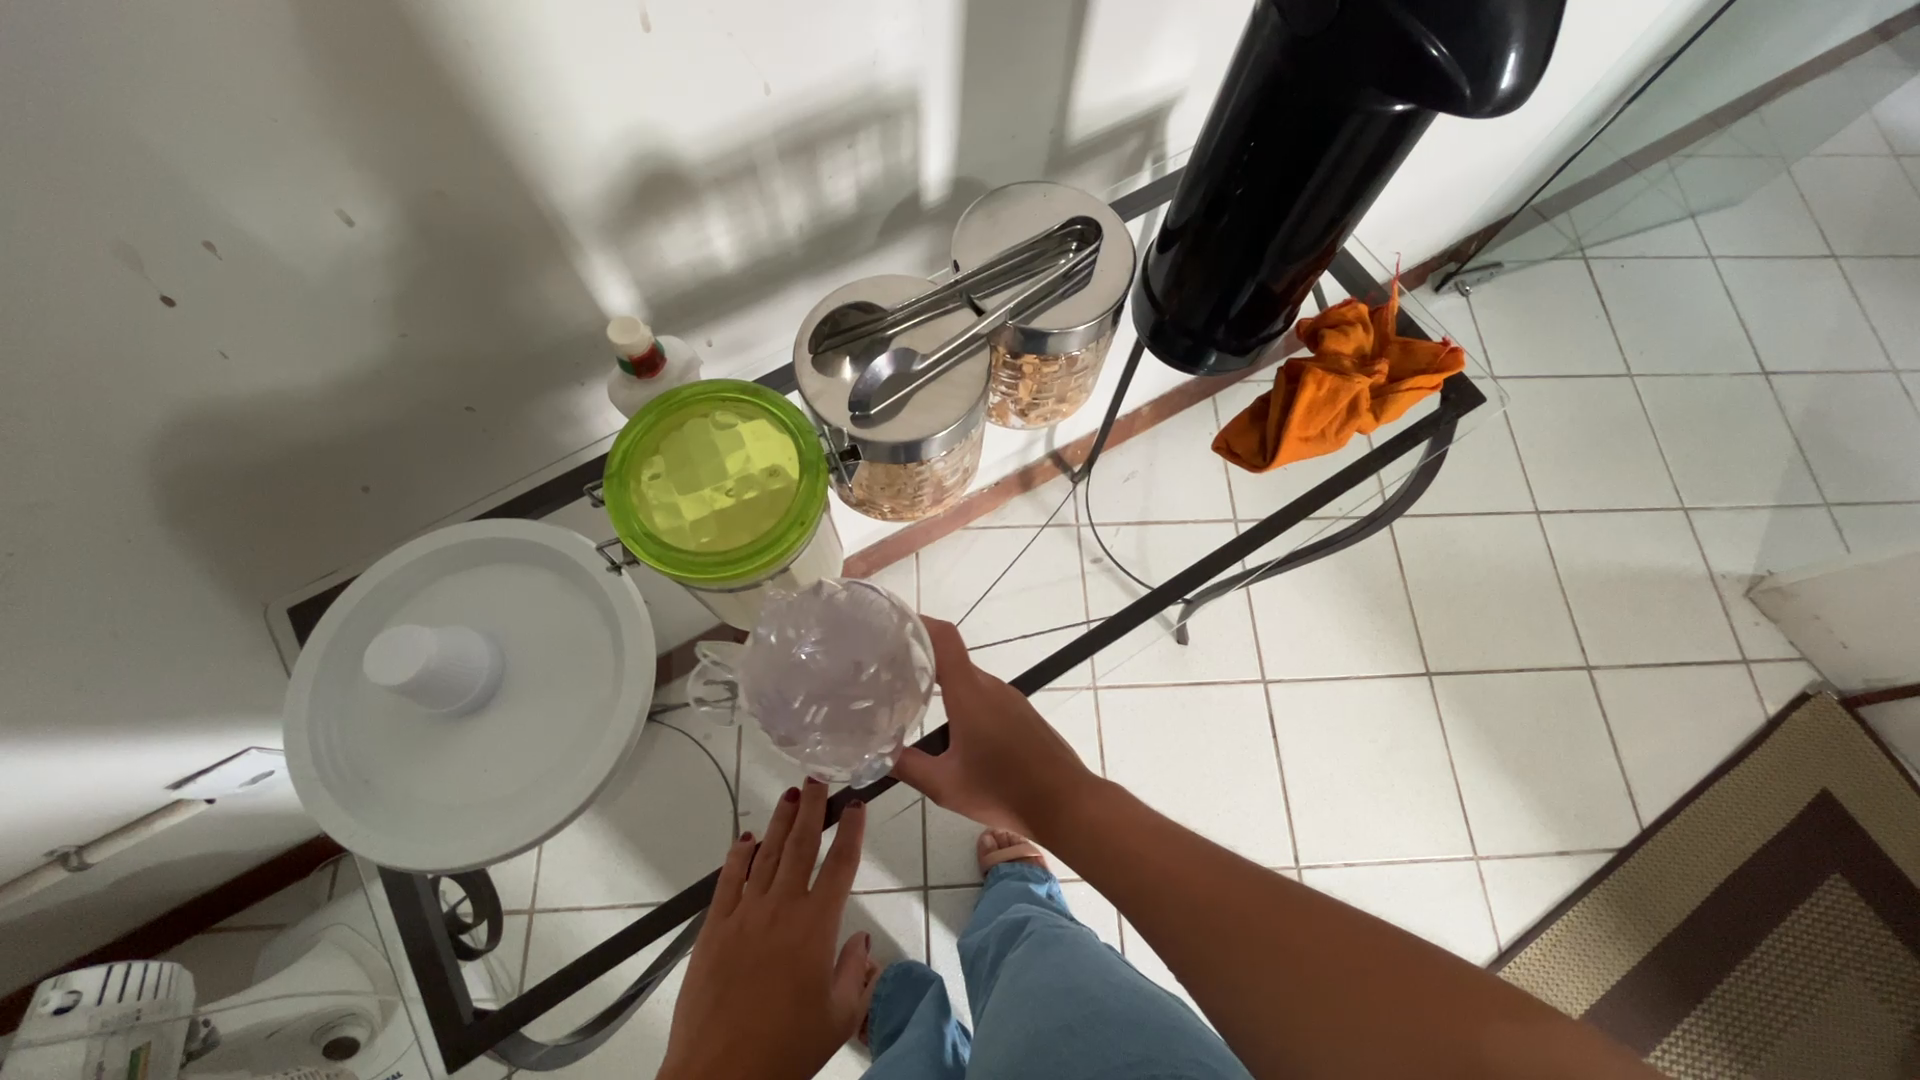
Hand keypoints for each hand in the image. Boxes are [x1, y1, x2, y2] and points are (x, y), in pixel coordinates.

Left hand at [658, 780, 874, 1079]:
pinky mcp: (714, 928)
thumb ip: (856, 973)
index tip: (857, 805)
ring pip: (766, 854)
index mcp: (817, 927)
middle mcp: (781, 909)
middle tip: (819, 778)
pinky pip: (729, 879)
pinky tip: (747, 838)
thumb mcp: (839, 1018)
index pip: (840, 865)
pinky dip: (739, 854)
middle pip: (801, 846)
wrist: (719, 1075)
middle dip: (813, 809)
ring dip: (780, 822)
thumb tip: (861, 942)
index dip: (852, 832)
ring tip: (791, 795)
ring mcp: (744, 914)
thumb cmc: (787, 1049)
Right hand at [891, 618, 1100, 840]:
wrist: (1067, 804)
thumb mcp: (945, 786)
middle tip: (885, 671)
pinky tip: (949, 725)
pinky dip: (962, 699)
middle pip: (951, 657)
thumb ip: (907, 767)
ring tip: (910, 696)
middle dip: (919, 658)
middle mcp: (991, 687)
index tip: (890, 626)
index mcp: (970, 694)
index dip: (918, 623)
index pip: (944, 638)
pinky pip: (984, 695)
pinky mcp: (1021, 713)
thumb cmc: (1004, 792)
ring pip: (968, 680)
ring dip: (941, 682)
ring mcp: (1010, 698)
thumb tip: (874, 755)